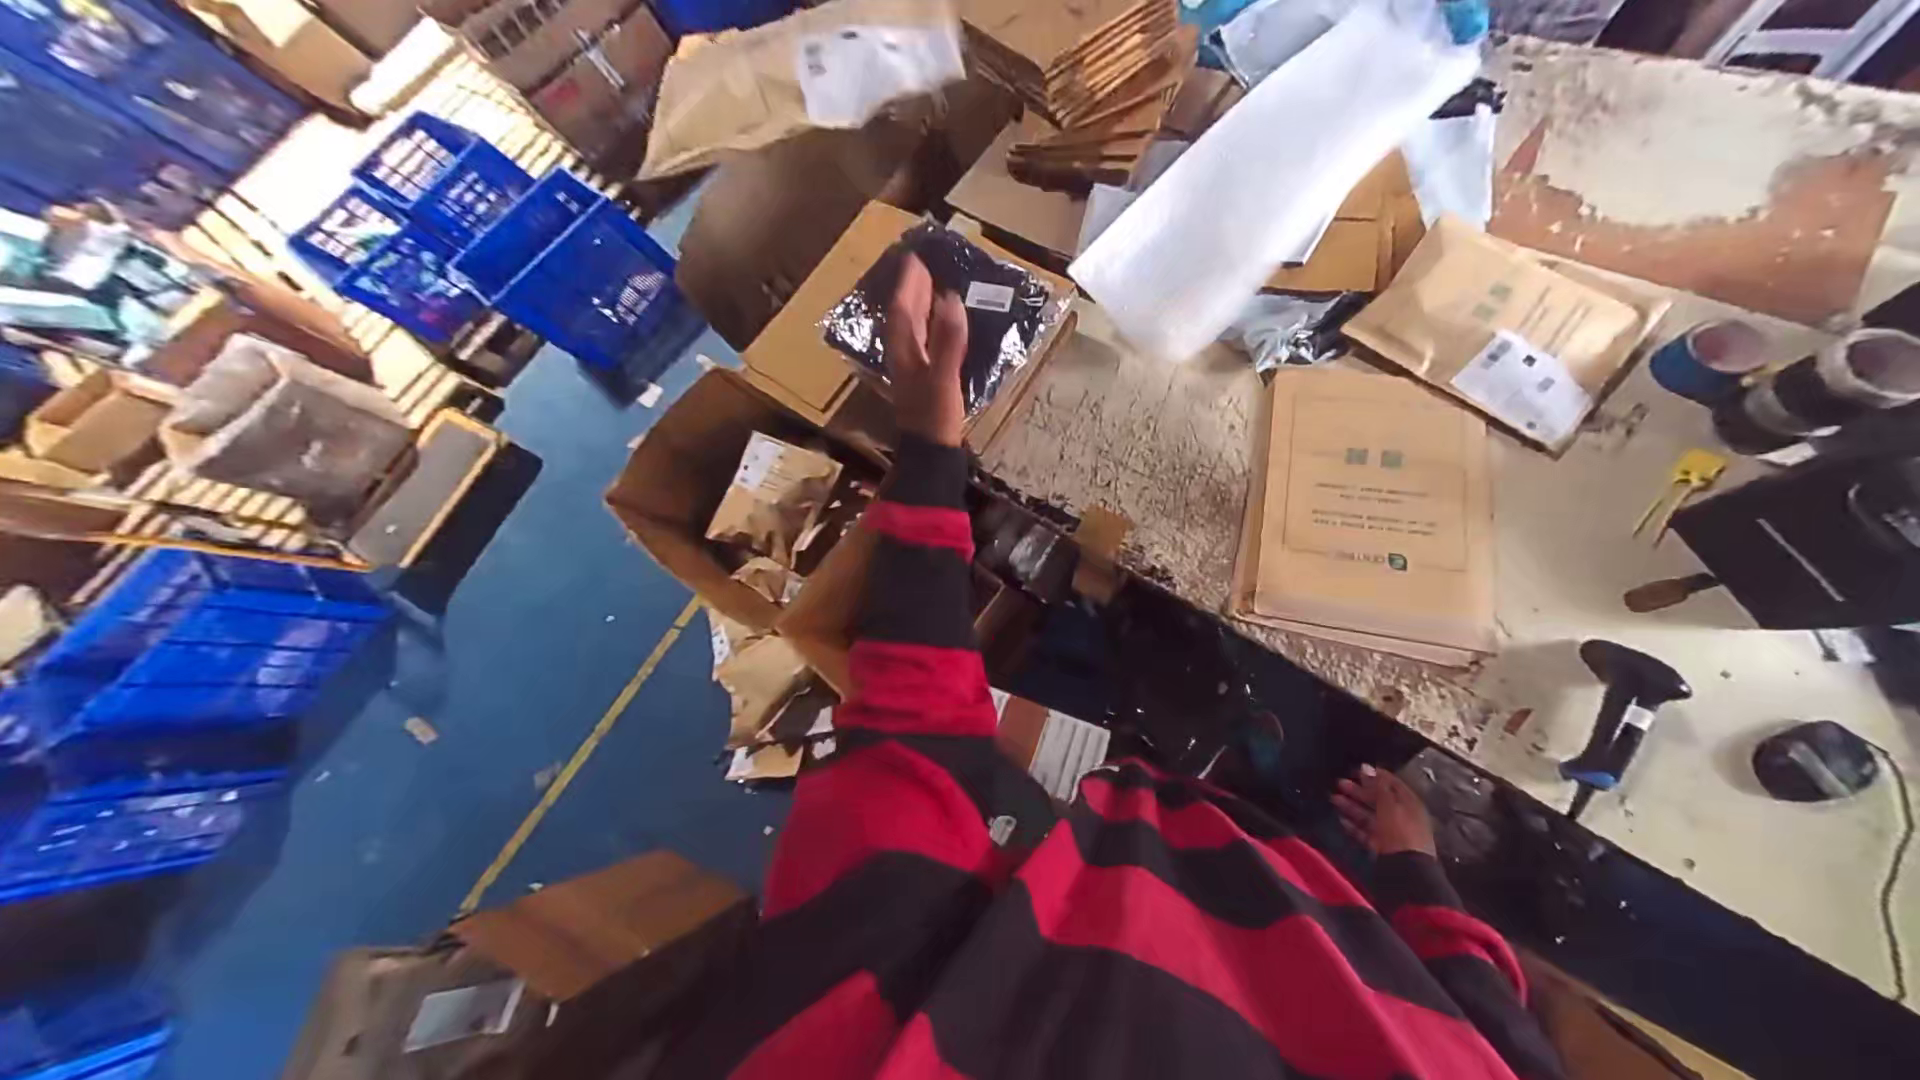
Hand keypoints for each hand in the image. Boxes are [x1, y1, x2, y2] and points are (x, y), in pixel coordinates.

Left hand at [884, 252, 967, 446]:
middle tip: (923, 265)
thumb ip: (948, 339)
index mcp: (905, 351)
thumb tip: (951, 298)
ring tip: (930, 287)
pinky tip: (939, 325)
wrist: (931, 453)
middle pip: (904, 315)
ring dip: (918, 306)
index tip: (916, 257)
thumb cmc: (935, 416)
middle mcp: (903, 356)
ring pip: (911, 328)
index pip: (904, 307)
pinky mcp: (922, 379)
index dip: (909, 282)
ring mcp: (911, 368)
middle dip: (912, 290)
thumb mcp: (944, 377)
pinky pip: (922, 342)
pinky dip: (929, 326)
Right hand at [1332, 764, 1436, 857]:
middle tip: (1339, 783)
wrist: (1405, 868)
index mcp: (1408, 804)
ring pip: (1368, 815)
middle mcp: (1400, 816)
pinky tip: (1341, 820)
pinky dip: (1353, 825)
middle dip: (1358, 790)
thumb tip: (1365, 766)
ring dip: (1351, 806)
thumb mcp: (1389, 804)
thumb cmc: (1400, 830)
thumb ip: (1377, 786)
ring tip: (1333, 799)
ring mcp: (1390, 831)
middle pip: (1377, 799)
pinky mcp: (1380, 845)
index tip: (1356, 769)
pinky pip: (1365, 831)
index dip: (1375, 775)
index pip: (1392, 783)